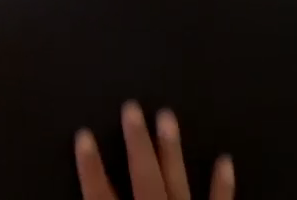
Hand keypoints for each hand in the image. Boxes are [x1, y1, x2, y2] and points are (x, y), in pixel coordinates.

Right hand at [76, 102, 234, 199]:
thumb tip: (71, 199)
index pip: (99, 194)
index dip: (90, 165)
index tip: (83, 134)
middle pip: (143, 177)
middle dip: (137, 141)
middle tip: (131, 107)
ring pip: (177, 182)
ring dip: (171, 149)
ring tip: (167, 115)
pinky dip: (223, 185)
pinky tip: (225, 160)